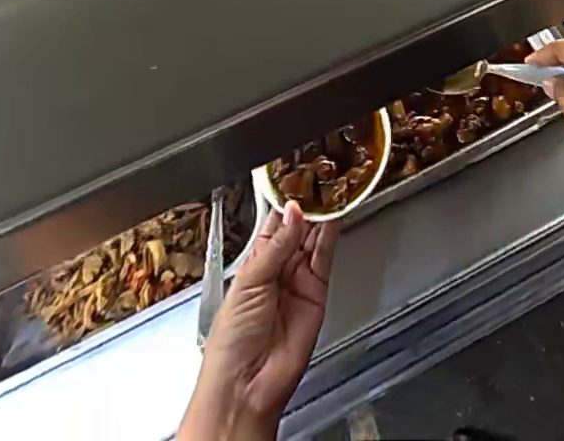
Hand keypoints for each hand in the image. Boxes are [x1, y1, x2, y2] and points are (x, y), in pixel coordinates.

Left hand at [180, 202, 338, 440]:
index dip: (285, 203)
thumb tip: (293, 213)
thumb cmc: (231, 341)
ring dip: (320, 217)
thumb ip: (277, 247)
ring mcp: (298, 280)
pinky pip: (324, 258)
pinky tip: (333, 216)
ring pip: (312, 240)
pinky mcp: (316, 293)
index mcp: (255, 263)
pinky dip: (330, 236)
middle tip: (316, 180)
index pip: (273, 224)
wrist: (247, 385)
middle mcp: (278, 269)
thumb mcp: (249, 282)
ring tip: (328, 191)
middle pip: (296, 229)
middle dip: (306, 206)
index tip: (295, 179)